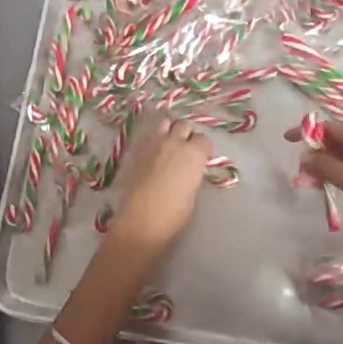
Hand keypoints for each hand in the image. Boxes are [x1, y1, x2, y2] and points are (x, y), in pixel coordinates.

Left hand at [110, 117, 211, 251]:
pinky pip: (149, 136)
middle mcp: (175, 142)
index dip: (204, 149)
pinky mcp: (137, 151)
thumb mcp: (192, 192)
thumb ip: (193, 174)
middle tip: (186, 148)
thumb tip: (190, 169)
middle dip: (187, 134)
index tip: (202, 158)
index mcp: (194, 154)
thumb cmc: (174, 213)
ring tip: (169, 144)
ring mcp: (154, 144)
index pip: (205, 140)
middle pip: (185, 125)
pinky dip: (154, 139)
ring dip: (169, 130)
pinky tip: (154, 152)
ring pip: (165, 123)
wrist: (142, 220)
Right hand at [287, 120, 342, 239]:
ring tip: (313, 188)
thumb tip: (305, 154)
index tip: (285, 142)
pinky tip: (336, 189)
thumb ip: (329, 168)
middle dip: (314, 156)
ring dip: (327, 167)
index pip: (328, 126)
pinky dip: (342, 173)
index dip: (306, 132)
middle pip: (336, 140)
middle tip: (299, 180)